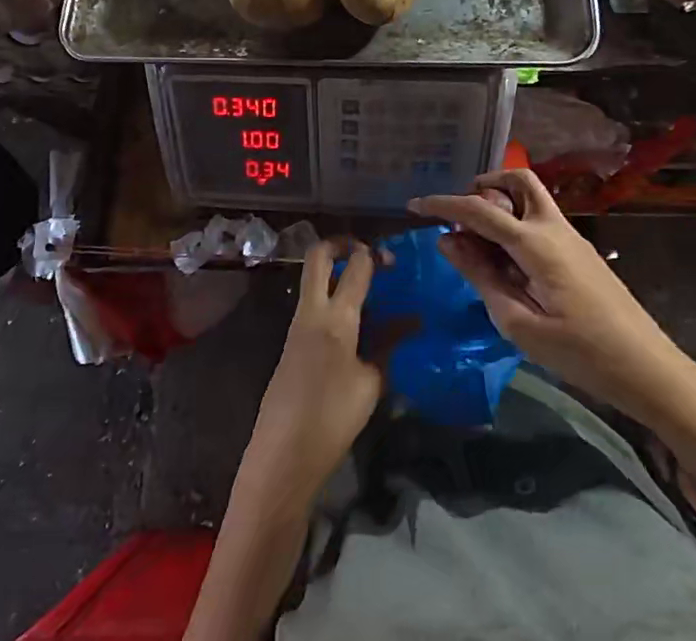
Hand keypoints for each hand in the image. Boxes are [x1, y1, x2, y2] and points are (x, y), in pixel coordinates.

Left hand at [239, 239, 383, 506]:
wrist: (284, 452)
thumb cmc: (334, 417)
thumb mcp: (371, 382)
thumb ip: (389, 344)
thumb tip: (411, 321)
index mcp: (336, 318)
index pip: (355, 267)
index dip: (374, 254)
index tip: (393, 258)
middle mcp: (311, 311)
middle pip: (318, 256)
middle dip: (341, 243)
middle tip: (368, 252)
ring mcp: (297, 325)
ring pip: (313, 279)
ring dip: (336, 271)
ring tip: (371, 288)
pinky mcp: (292, 342)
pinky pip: (313, 305)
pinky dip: (332, 298)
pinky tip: (356, 321)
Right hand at [411, 169, 682, 423]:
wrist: (647, 368)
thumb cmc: (579, 352)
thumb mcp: (518, 322)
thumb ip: (481, 276)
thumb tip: (447, 241)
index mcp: (536, 243)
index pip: (480, 209)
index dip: (443, 205)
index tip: (415, 205)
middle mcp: (555, 228)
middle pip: (518, 181)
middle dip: (484, 186)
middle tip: (461, 219)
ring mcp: (572, 238)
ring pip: (532, 198)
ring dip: (501, 204)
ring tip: (479, 244)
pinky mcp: (580, 253)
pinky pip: (541, 221)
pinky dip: (516, 224)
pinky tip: (507, 264)